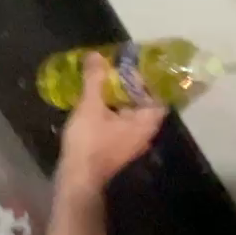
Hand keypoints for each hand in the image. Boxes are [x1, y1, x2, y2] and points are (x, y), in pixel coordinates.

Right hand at [57, 52, 165, 200]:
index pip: (158, 95)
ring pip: (130, 115)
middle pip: (144, 104)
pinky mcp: (116, 149)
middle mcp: (143, 133)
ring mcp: (130, 143)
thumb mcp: (90, 107)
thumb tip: (96, 55)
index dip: (149, 79)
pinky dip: (112, 112)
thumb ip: (94, 80)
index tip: (135, 64)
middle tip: (117, 69)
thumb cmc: (89, 143)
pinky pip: (119, 124)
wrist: (77, 179)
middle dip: (131, 87)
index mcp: (145, 122)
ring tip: (104, 82)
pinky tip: (96, 103)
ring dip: (120, 99)